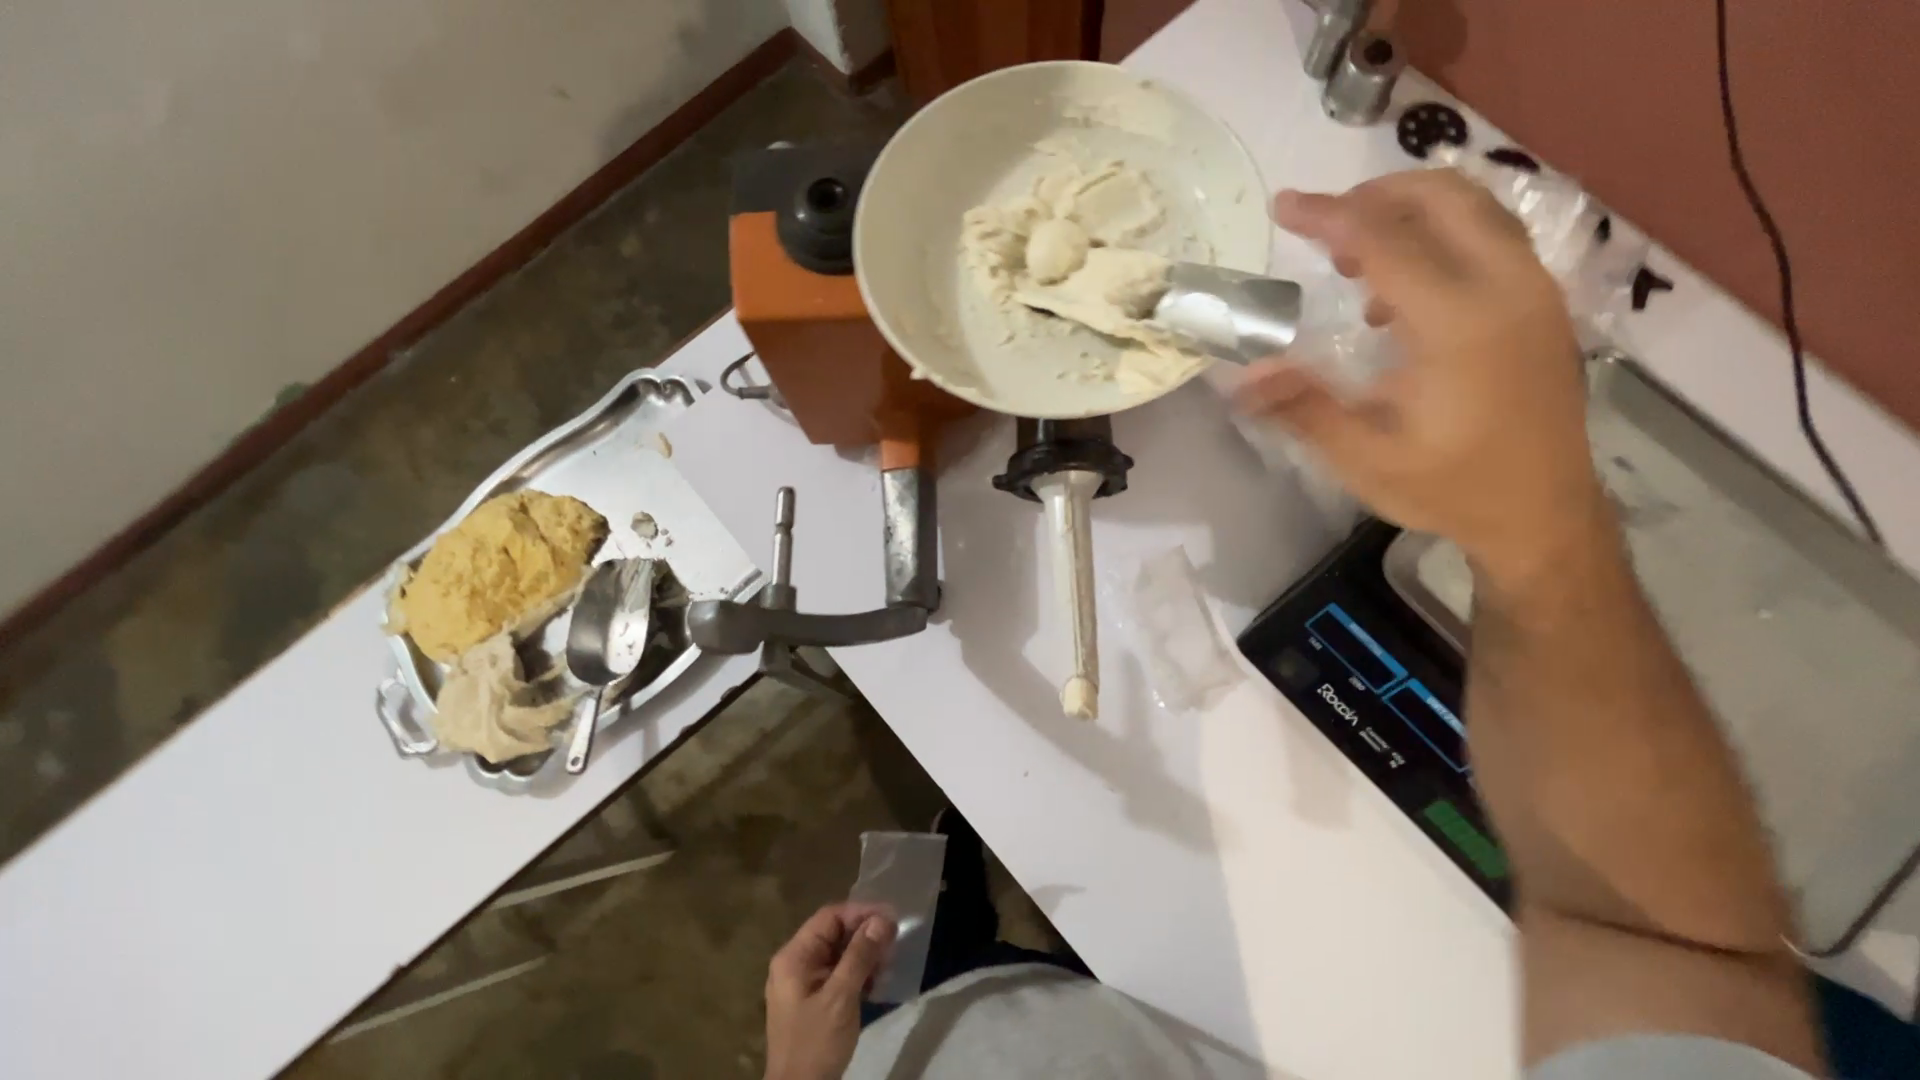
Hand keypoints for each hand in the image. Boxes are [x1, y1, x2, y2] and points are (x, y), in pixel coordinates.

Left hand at [764, 903, 896, 1079]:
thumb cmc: (816, 1042)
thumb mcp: (840, 997)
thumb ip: (860, 956)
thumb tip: (882, 920)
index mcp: (794, 956)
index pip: (829, 917)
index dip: (860, 913)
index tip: (891, 917)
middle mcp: (795, 963)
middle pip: (834, 934)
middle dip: (865, 934)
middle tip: (895, 940)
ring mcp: (803, 983)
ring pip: (838, 954)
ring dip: (865, 954)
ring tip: (890, 961)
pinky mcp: (814, 1001)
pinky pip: (838, 974)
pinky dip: (858, 973)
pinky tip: (878, 980)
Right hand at [1236, 170, 1608, 593]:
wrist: (1544, 514)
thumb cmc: (1451, 488)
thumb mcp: (1364, 458)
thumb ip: (1302, 407)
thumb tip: (1239, 377)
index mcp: (1458, 323)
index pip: (1385, 239)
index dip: (1328, 216)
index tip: (1283, 206)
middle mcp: (1506, 288)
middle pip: (1444, 197)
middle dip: (1375, 195)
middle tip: (1323, 225)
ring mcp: (1534, 291)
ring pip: (1475, 208)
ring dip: (1410, 212)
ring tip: (1354, 256)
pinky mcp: (1542, 304)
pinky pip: (1492, 238)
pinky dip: (1441, 237)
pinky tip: (1400, 294)